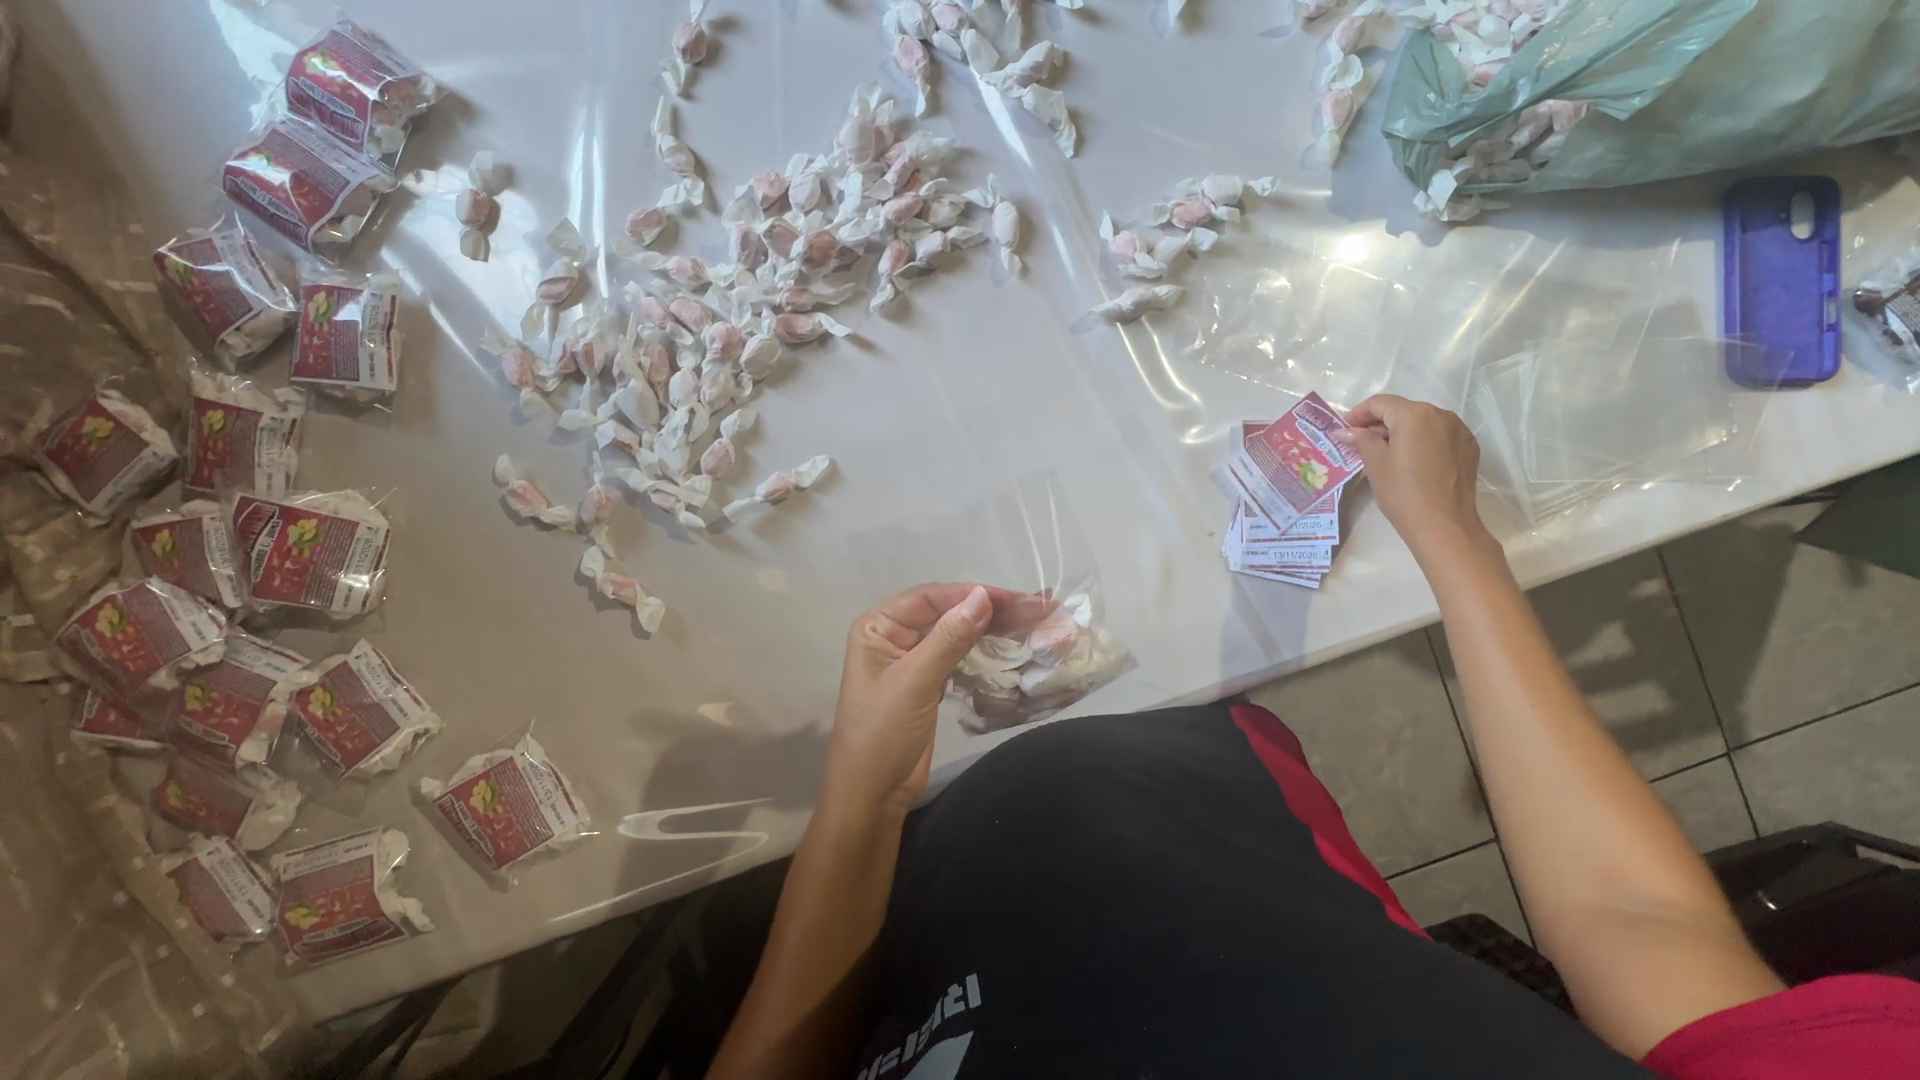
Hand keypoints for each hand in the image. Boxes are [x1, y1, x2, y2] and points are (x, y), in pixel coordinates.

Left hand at [826, 583, 1027, 820]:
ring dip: (992, 628)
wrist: (873, 794)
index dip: (975, 594)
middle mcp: (893, 636)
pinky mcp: (928, 684)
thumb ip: (949, 637)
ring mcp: (912, 660)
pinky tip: (1011, 647)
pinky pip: (959, 656)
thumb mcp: (916, 681)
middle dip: (990, 610)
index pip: (932, 597)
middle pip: (947, 612)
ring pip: (957, 633)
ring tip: (1033, 624)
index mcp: (878, 626)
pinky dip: (984, 651)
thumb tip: (982, 596)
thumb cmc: (883, 733)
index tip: (1019, 600)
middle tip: (1039, 609)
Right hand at [1336, 395, 1492, 562]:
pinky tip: (1412, 462)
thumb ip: (1361, 440)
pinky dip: (1422, 441)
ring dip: (1402, 432)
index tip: (1345, 430)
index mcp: (1414, 415)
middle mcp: (1441, 415)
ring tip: (1387, 454)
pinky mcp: (1469, 447)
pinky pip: (1439, 435)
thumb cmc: (1403, 493)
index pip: (1380, 403)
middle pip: (1403, 410)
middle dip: (1380, 423)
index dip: (1358, 414)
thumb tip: (1346, 431)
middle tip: (1362, 444)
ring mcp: (1459, 430)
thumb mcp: (1375, 464)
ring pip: (1422, 422)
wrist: (1444, 525)